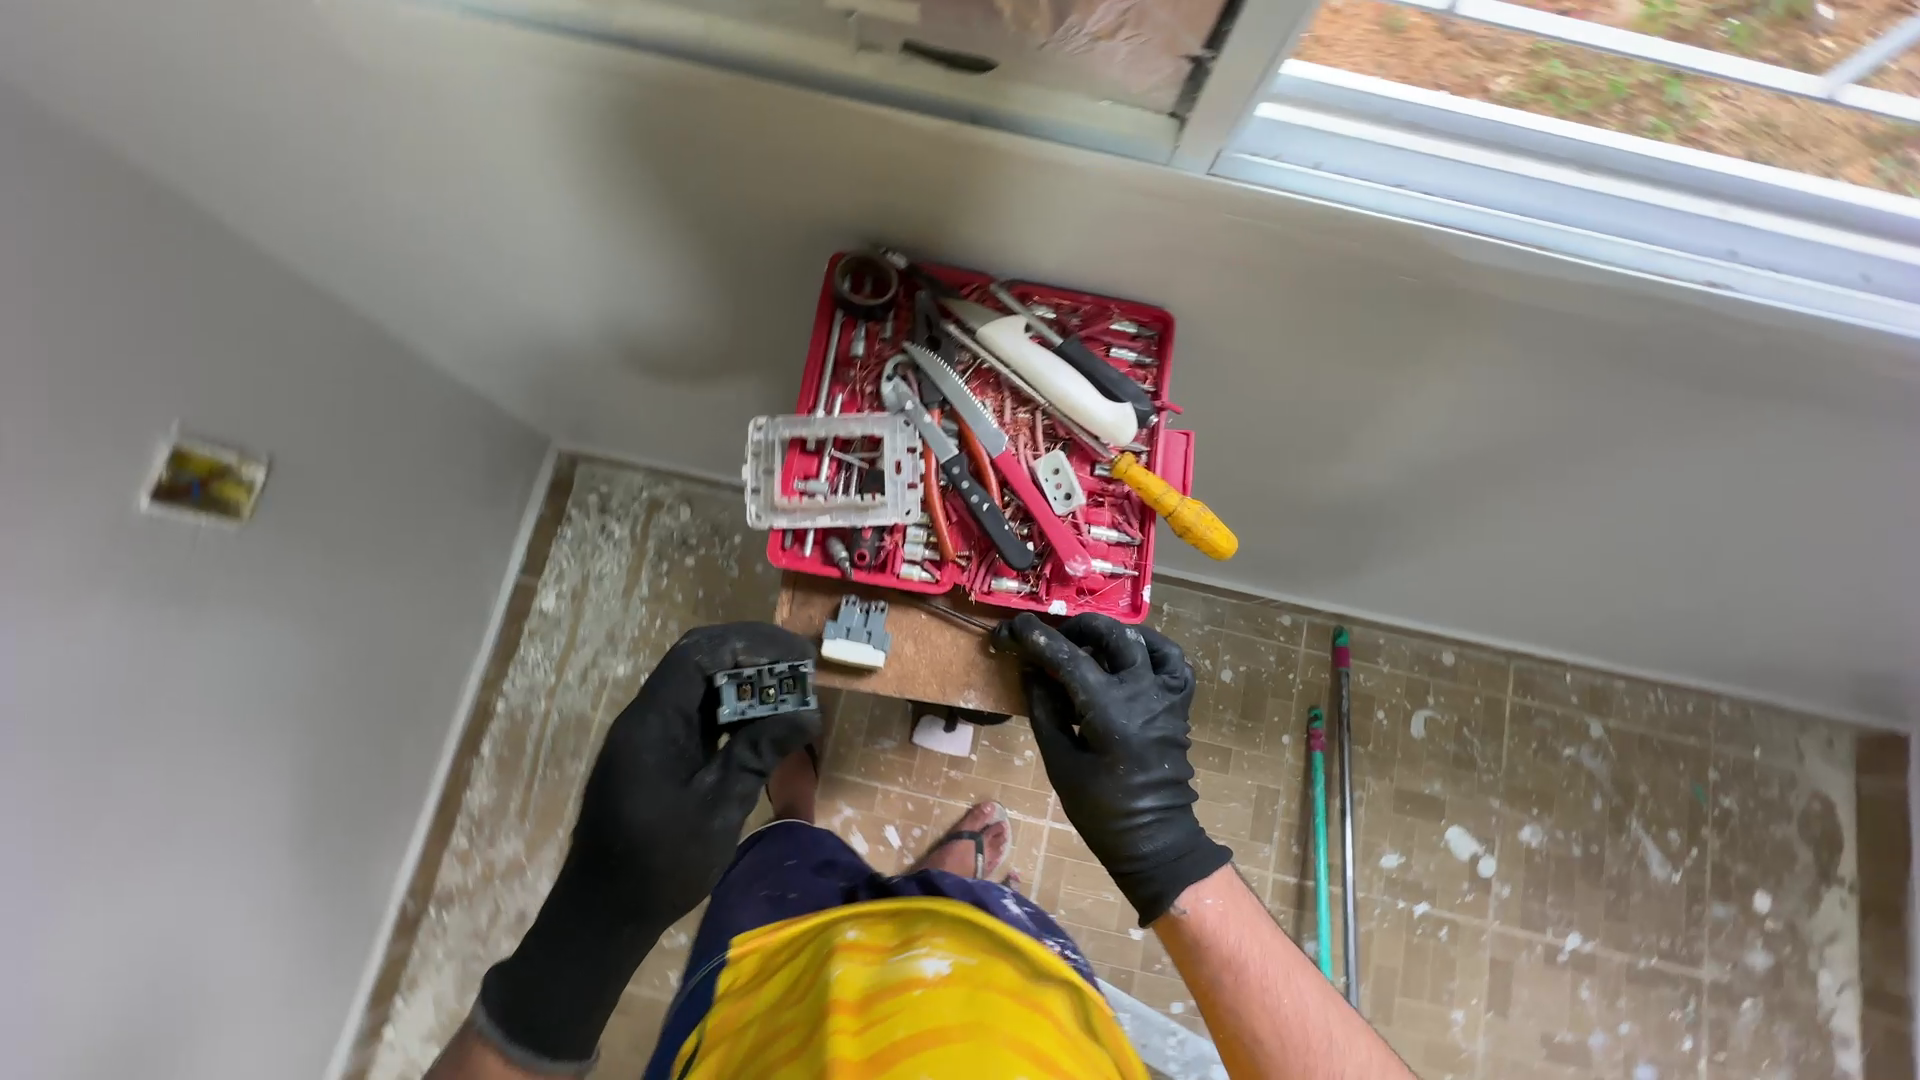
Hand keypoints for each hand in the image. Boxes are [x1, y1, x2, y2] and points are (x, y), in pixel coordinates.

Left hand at [475, 623, 819, 1071]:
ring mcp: (652, 735)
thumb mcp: (717, 809)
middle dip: (752, 656)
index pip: (699, 654)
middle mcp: (649, 717)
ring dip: (746, 682)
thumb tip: (809, 712)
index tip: (796, 658)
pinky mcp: (659, 755)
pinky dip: (734, 710)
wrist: (602, 915)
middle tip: (800, 668)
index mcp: (653, 721)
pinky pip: (699, 714)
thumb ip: (758, 753)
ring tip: (792, 692)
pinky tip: (765, 724)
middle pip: (700, 660)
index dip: (751, 644)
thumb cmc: (658, 866)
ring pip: (701, 685)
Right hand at [994, 613, 1230, 925]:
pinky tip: (1130, 655)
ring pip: (1144, 641)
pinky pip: (1173, 662)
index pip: (1067, 657)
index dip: (1036, 638)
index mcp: (1109, 710)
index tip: (1013, 627)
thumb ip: (1044, 709)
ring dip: (1112, 634)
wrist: (1155, 839)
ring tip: (1089, 643)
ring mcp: (1167, 696)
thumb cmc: (1101, 809)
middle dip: (1075, 628)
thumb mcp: (1059, 761)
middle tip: (1052, 638)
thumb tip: (1031, 671)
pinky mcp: (1180, 705)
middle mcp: (1143, 692)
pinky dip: (1150, 650)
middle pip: (1111, 635)